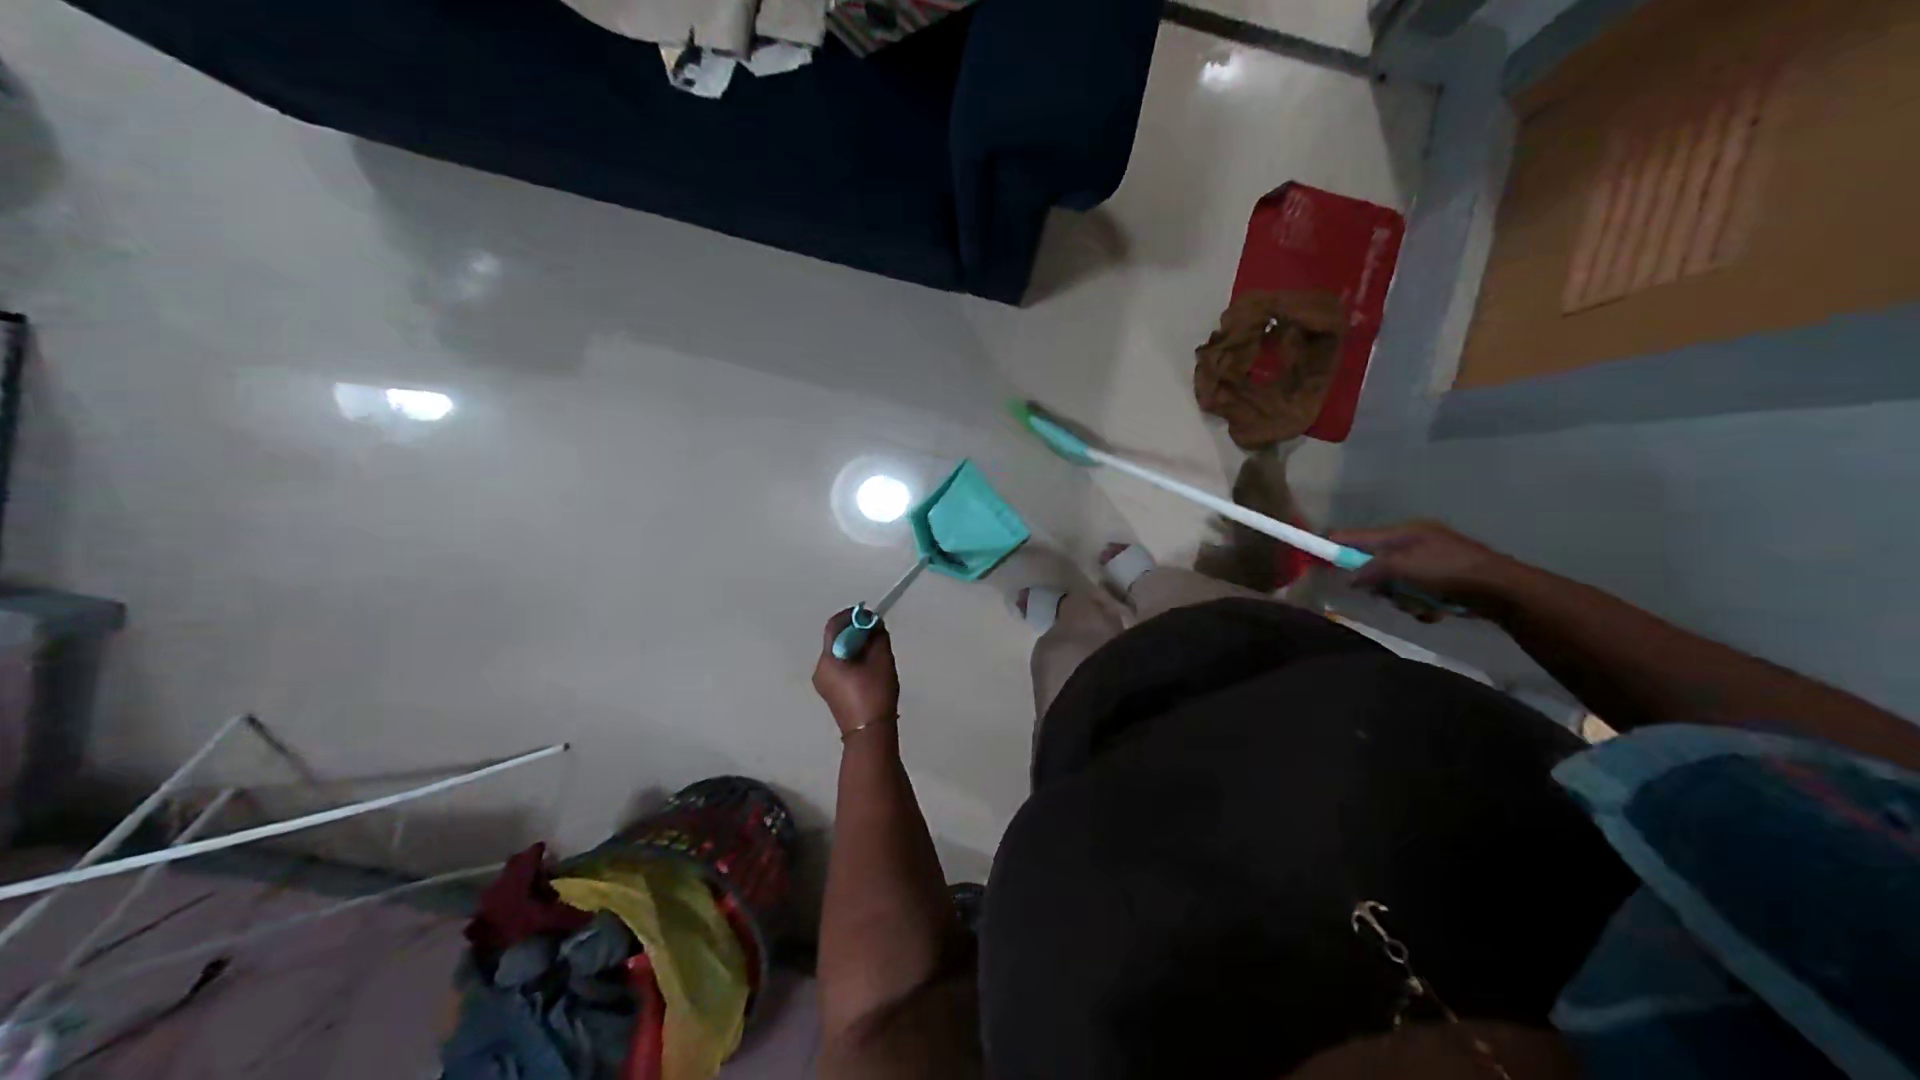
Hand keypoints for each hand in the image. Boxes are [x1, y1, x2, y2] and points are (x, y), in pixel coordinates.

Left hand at [813, 608, 900, 736]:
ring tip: (876, 650)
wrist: (870, 734)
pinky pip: (840, 668)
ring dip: (855, 646)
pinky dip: (853, 660)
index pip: (834, 627)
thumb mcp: (881, 660)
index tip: (869, 614)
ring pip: (838, 654)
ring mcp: (823, 683)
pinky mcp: (831, 693)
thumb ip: (877, 637)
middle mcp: (820, 669)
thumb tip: (874, 624)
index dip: (851, 616)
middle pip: (835, 640)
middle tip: (876, 632)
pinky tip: (869, 667)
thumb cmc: (874, 694)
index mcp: (828, 659)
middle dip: (855, 632)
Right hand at [1329, 521, 1523, 611]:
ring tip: (1422, 605)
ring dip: (1403, 599)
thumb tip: (1347, 578)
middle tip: (1386, 594)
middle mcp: (1413, 545)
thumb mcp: (1403, 567)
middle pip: (1373, 565)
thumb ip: (1370, 570)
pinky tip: (1435, 609)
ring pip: (1395, 585)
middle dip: (1378, 584)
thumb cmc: (1449, 571)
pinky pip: (1415, 595)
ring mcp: (1430, 564)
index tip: (1315, 560)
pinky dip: (1421, 604)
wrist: (1503, 590)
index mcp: (1403, 533)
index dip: (1333, 546)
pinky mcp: (1443, 583)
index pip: (1355, 536)